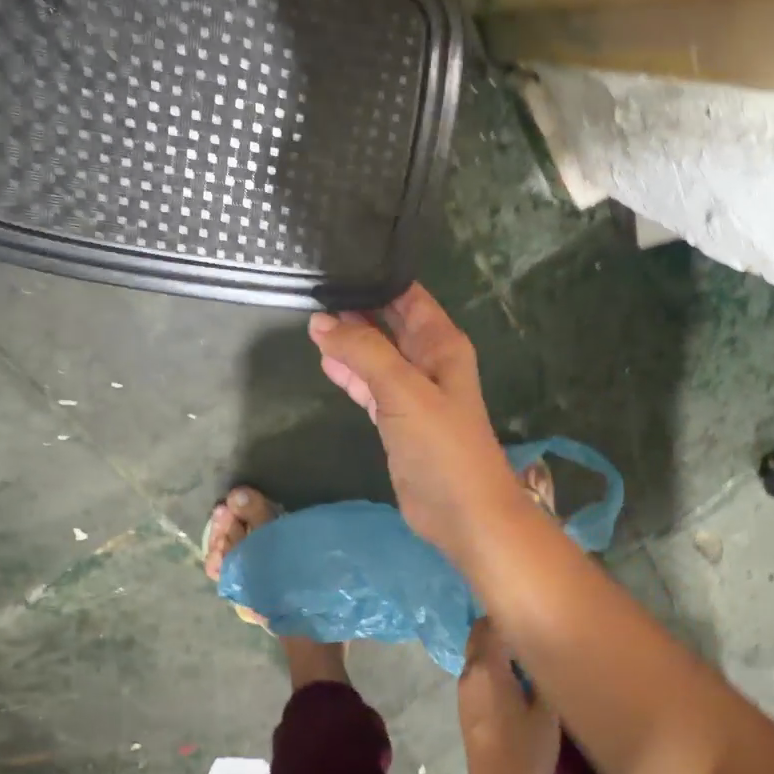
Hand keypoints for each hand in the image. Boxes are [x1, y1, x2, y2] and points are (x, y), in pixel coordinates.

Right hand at [307, 284, 528, 556]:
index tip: (338, 260)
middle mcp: (429, 360)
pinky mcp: (397, 420)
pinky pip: (370, 385)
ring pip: (377, 354)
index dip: (378, 279)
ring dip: (349, 339)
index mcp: (442, 343)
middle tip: (313, 285)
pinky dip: (350, 372)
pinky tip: (324, 358)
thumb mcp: (403, 390)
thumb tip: (322, 321)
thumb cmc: (442, 445)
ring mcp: (413, 391)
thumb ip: (364, 352)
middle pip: (390, 322)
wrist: (464, 513)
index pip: (409, 297)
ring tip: (310, 317)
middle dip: (358, 307)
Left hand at [458, 619, 559, 773]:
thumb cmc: (527, 753)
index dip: (509, 615)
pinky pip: (478, 672)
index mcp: (486, 669)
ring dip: (498, 649)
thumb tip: (539, 649)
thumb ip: (540, 672)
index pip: (490, 624)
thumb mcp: (546, 711)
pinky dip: (494, 666)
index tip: (531, 614)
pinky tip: (517, 678)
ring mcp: (463, 691)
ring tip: (528, 655)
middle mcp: (468, 673)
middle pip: (479, 635)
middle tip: (531, 631)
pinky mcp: (466, 707)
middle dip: (501, 628)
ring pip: (478, 654)